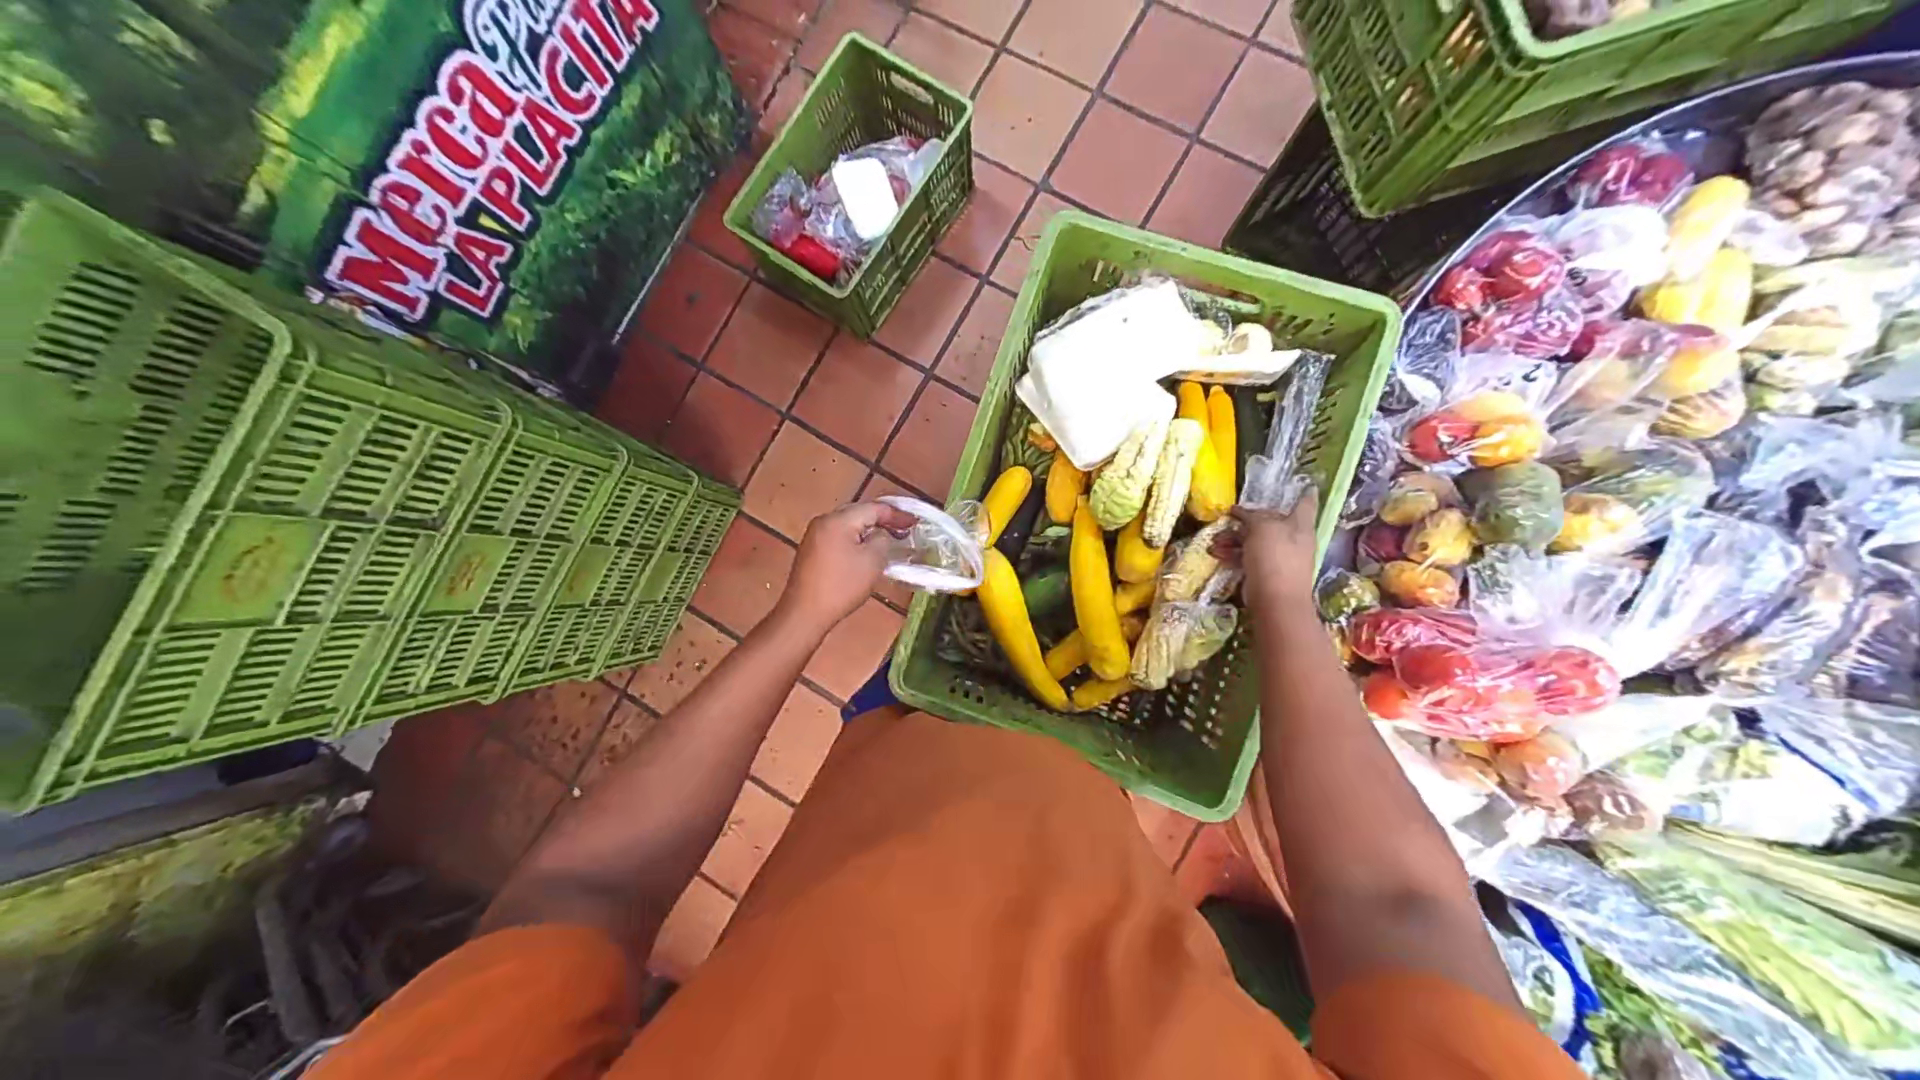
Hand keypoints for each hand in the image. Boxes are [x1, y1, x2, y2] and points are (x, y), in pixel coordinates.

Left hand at [773, 501, 916, 633]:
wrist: (805, 612)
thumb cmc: (842, 586)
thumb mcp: (873, 561)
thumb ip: (883, 540)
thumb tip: (881, 535)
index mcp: (838, 520)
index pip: (873, 508)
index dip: (896, 514)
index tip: (913, 522)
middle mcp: (823, 521)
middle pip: (858, 512)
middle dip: (881, 519)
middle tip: (903, 528)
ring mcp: (814, 535)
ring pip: (847, 524)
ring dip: (868, 530)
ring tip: (888, 538)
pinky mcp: (810, 550)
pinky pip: (838, 536)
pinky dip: (854, 539)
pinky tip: (865, 550)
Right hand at [1222, 487, 1319, 617]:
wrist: (1275, 599)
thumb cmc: (1275, 557)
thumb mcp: (1262, 527)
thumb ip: (1252, 516)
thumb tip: (1242, 513)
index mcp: (1300, 525)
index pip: (1305, 504)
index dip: (1304, 493)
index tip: (1305, 484)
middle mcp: (1292, 539)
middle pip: (1270, 522)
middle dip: (1247, 519)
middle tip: (1228, 516)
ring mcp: (1279, 557)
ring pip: (1254, 541)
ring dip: (1233, 538)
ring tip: (1213, 540)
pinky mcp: (1265, 573)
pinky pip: (1247, 558)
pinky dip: (1232, 554)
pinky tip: (1216, 553)